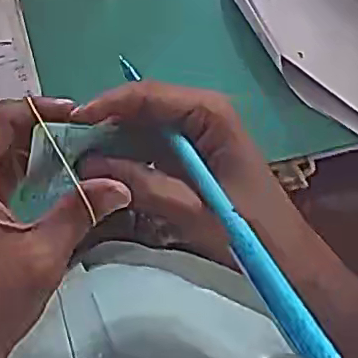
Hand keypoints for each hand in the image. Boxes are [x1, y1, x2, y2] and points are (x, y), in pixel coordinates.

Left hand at [0, 97, 131, 357]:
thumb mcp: (42, 253)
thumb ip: (79, 211)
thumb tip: (119, 183)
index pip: (6, 117)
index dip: (42, 109)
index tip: (79, 114)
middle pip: (7, 128)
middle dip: (46, 125)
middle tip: (87, 129)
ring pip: (9, 147)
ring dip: (42, 145)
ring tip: (82, 145)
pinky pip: (9, 168)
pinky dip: (34, 165)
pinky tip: (64, 171)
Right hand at [71, 80, 299, 248]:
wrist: (289, 262)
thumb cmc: (250, 233)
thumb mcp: (193, 211)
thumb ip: (142, 184)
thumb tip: (89, 166)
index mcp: (209, 112)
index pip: (148, 94)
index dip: (107, 104)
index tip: (74, 120)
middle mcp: (201, 111)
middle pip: (142, 105)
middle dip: (105, 120)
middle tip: (69, 140)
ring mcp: (196, 130)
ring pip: (143, 123)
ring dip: (112, 137)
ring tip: (78, 154)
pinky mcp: (191, 152)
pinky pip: (150, 143)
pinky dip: (126, 153)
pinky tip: (104, 168)